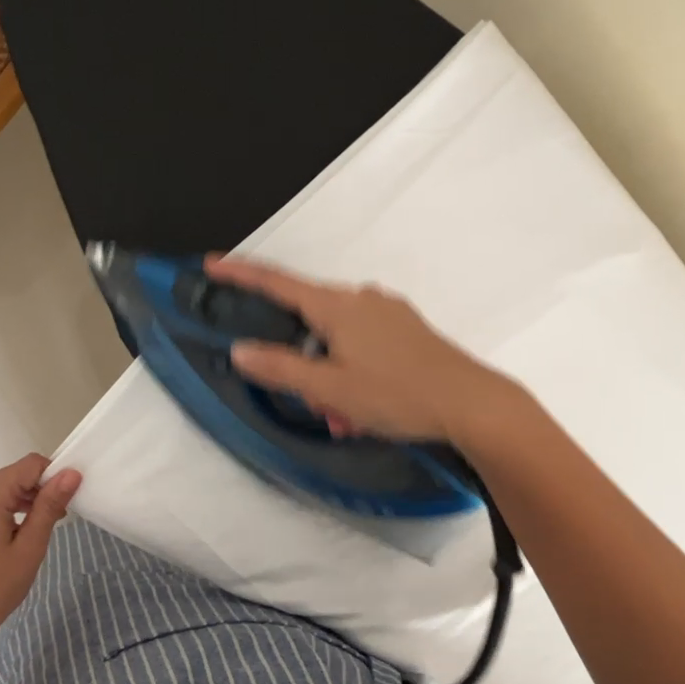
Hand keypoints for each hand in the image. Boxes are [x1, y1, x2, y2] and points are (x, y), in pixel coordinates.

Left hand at [0, 454, 80, 664]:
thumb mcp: (31, 546)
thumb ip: (50, 506)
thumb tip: (72, 473)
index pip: (29, 465)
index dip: (53, 475)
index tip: (69, 498)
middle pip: (14, 474)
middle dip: (40, 487)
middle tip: (61, 515)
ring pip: (3, 488)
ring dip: (26, 498)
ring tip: (45, 524)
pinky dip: (10, 508)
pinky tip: (22, 530)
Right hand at [205, 256, 517, 441]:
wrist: (472, 405)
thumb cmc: (397, 394)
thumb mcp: (331, 388)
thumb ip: (281, 368)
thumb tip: (241, 350)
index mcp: (338, 306)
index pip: (278, 283)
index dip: (242, 274)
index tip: (212, 264)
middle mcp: (363, 299)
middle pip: (310, 321)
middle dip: (301, 362)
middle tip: (315, 404)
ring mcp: (389, 314)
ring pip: (338, 341)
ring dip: (330, 378)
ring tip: (346, 419)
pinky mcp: (409, 332)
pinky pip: (365, 347)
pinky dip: (354, 375)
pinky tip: (367, 410)